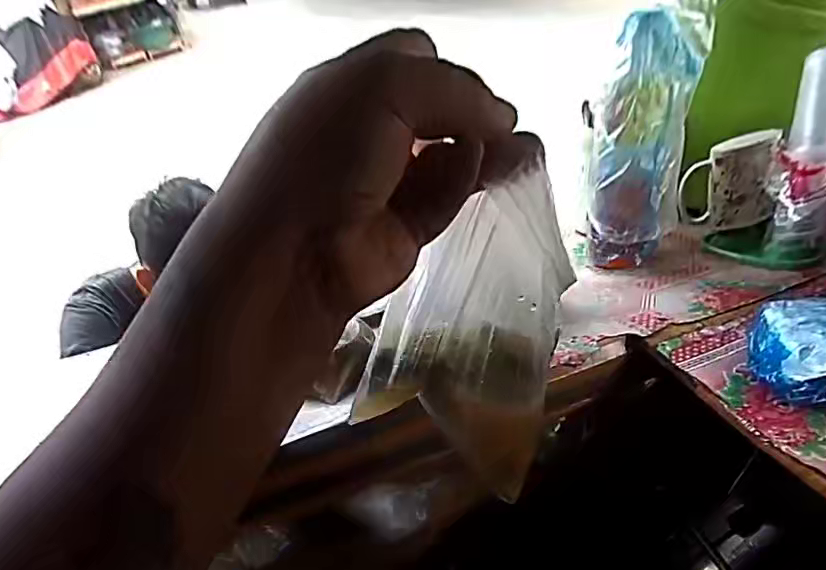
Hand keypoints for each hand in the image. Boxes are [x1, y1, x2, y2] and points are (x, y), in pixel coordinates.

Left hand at [211, 29, 534, 326]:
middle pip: (438, 113)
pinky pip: (444, 199)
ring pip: (448, 160)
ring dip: (487, 154)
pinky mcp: (404, 230)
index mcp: (352, 84)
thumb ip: (451, 91)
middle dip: (476, 115)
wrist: (297, 251)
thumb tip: (501, 120)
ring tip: (528, 153)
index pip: (412, 62)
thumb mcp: (384, 87)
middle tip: (509, 125)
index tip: (477, 91)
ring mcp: (387, 184)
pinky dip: (465, 185)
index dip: (448, 72)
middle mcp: (369, 132)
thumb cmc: (323, 156)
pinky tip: (492, 173)